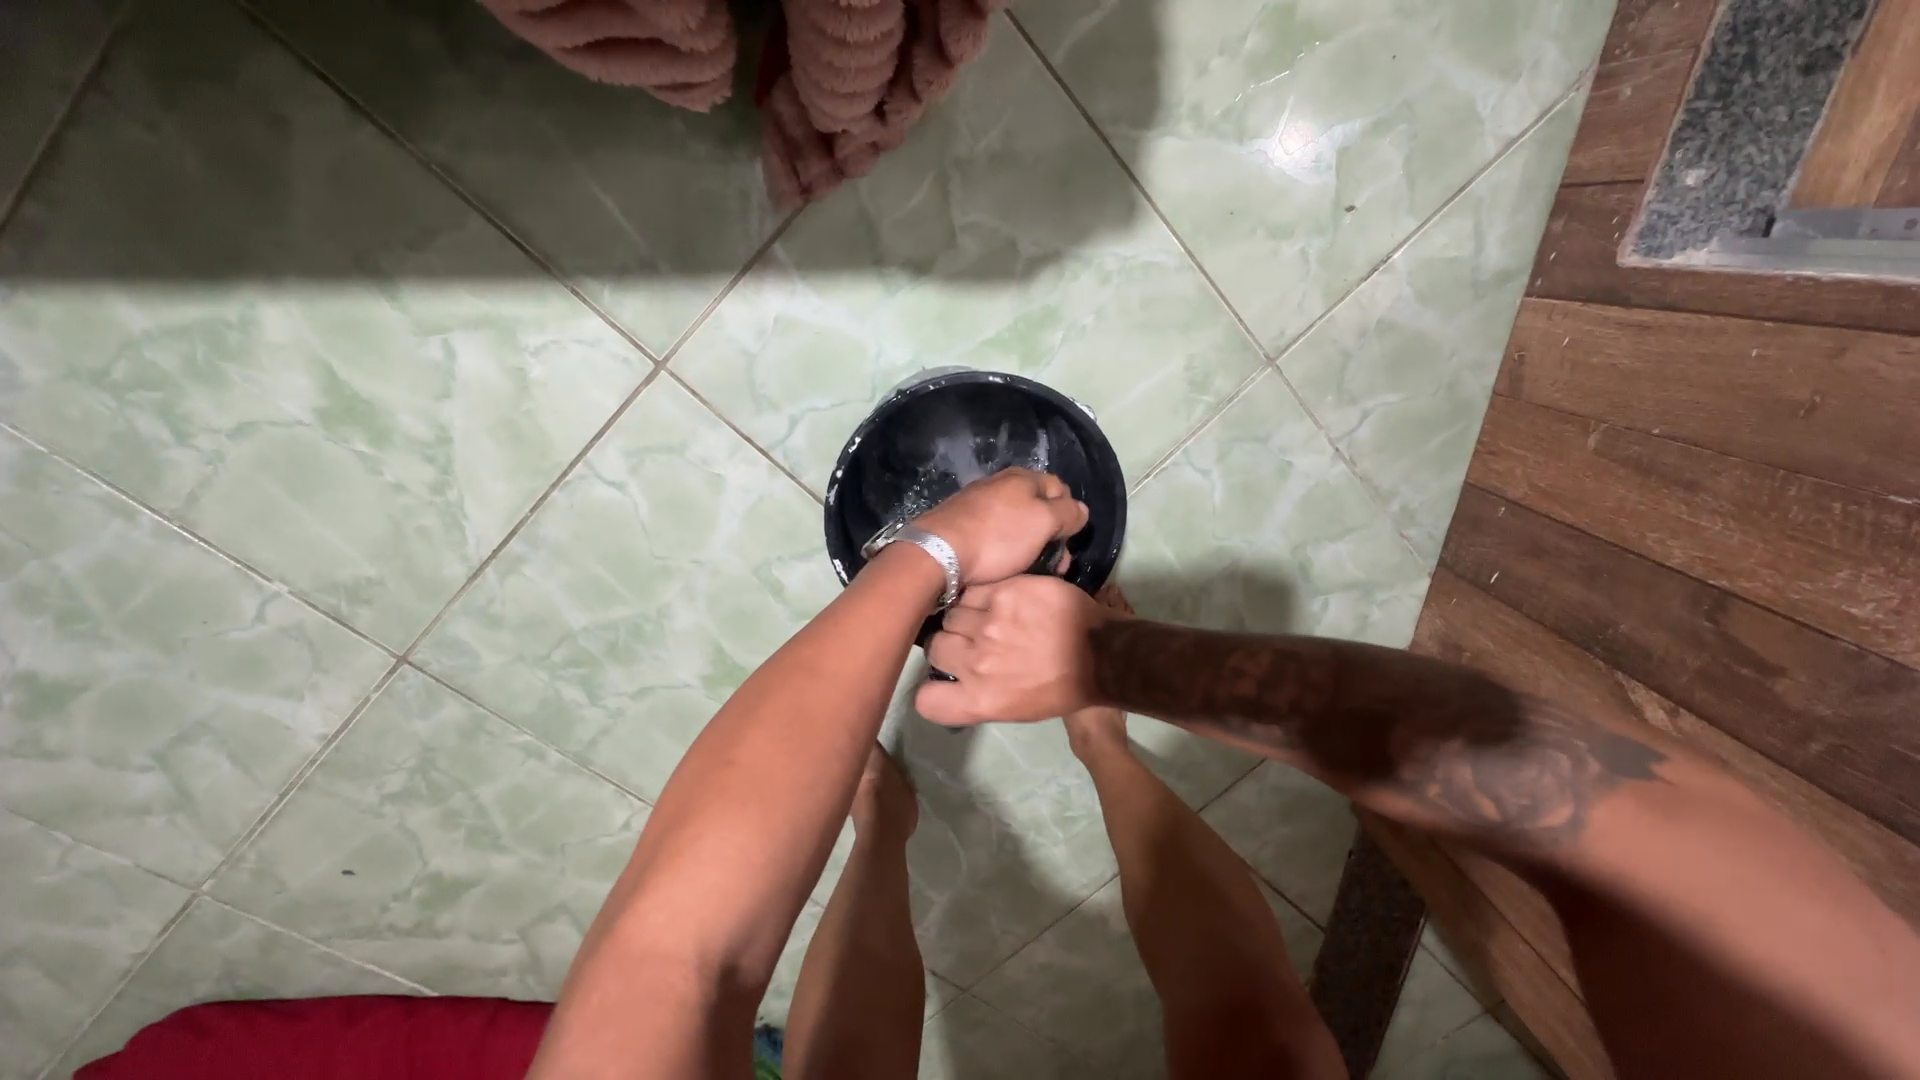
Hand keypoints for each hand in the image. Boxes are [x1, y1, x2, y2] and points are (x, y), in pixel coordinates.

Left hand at [913, 467, 1088, 585]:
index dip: (1069, 515)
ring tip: (1029, 569)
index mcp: (1023, 477)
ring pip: (1016, 523)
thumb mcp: (1043, 522)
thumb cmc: (997, 537)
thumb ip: (1068, 513)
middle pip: (1038, 507)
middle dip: (1050, 535)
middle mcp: (1000, 484)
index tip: (1067, 543)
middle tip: (1054, 564)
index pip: (1060, 489)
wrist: (937, 553)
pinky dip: (1004, 548)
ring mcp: (977, 503)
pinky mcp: (961, 523)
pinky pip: (994, 534)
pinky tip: (1000, 565)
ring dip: (1028, 545)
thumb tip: (1081, 510)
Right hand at [914, 575, 1117, 724]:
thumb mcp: (1014, 709)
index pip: (925, 699)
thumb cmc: (1060, 687)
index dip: (933, 689)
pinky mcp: (1003, 592)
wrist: (1101, 653)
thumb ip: (975, 696)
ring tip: (990, 619)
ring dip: (966, 618)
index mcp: (979, 699)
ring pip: (952, 615)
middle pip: (936, 647)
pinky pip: (972, 592)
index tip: (948, 679)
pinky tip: (1000, 602)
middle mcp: (977, 662)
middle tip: (975, 642)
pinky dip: (981, 597)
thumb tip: (950, 679)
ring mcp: (989, 623)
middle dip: (951, 644)